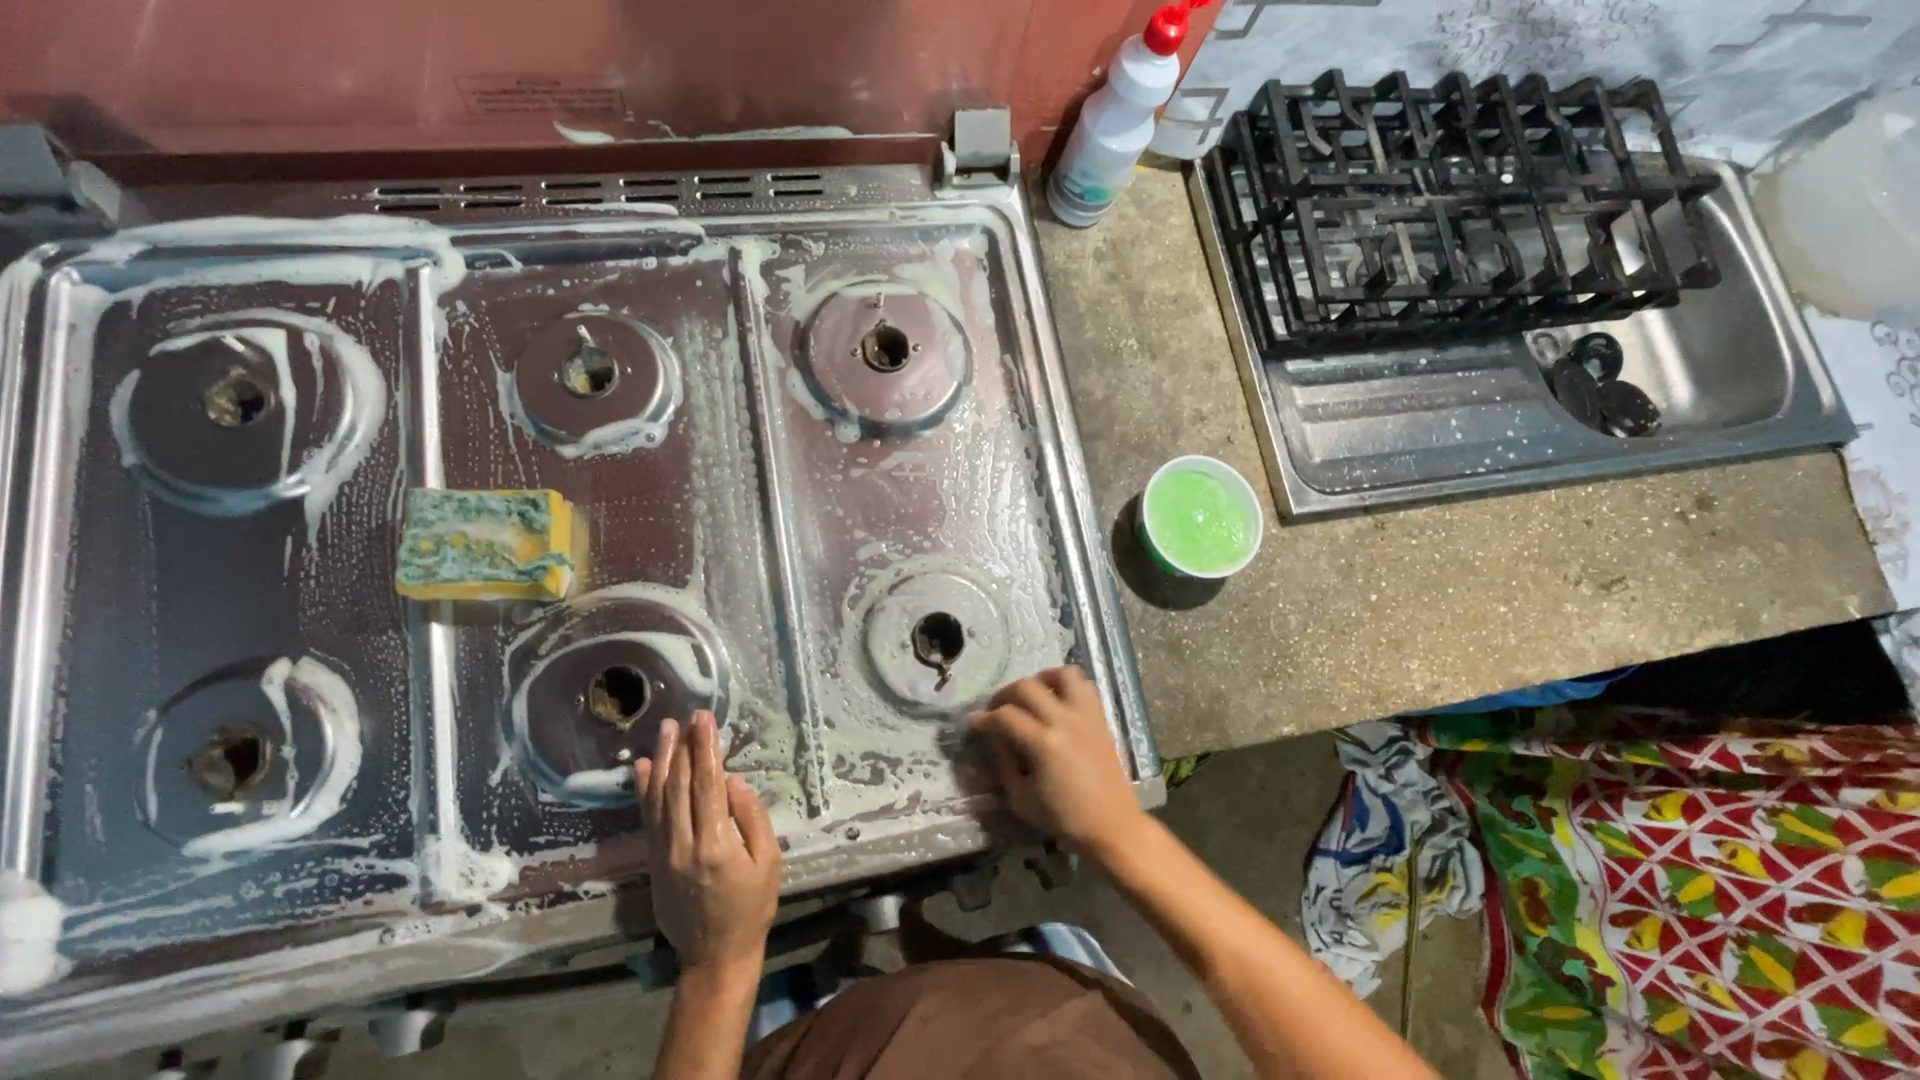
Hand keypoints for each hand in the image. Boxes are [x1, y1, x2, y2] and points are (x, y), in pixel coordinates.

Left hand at [634, 711, 781, 975]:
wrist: (714, 955)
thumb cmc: (751, 908)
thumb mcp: (769, 863)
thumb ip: (752, 818)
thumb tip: (733, 782)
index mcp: (716, 844)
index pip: (709, 784)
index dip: (706, 749)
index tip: (705, 720)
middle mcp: (683, 844)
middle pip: (680, 785)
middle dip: (684, 747)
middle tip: (686, 717)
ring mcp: (663, 853)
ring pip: (659, 797)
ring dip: (663, 761)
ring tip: (665, 731)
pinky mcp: (653, 861)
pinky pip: (648, 818)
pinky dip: (645, 790)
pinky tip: (646, 768)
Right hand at [970, 667, 1148, 858]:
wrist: (1112, 826)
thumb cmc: (1064, 818)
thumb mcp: (1021, 798)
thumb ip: (1004, 763)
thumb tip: (995, 738)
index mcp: (1044, 744)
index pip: (1005, 716)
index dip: (984, 718)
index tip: (974, 723)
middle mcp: (1065, 721)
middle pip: (1027, 687)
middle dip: (1004, 695)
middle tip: (996, 711)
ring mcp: (1086, 716)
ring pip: (1062, 675)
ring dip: (1040, 680)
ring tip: (1030, 697)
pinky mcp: (1101, 719)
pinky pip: (1085, 686)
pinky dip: (1067, 686)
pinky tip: (1056, 701)